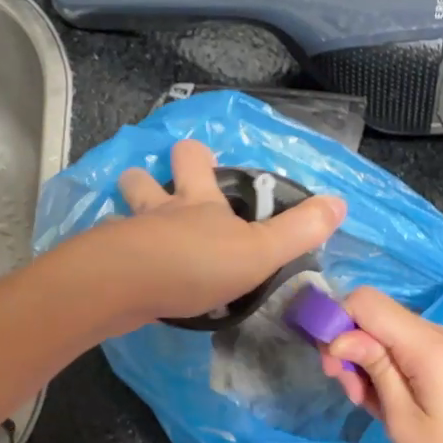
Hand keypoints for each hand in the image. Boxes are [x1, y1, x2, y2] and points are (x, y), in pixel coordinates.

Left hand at [67, 138, 346, 325]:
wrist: (128, 286)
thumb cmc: (197, 263)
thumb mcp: (260, 250)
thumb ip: (298, 231)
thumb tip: (340, 203)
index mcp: (196, 202)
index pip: (193, 161)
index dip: (195, 157)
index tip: (200, 158)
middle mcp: (158, 211)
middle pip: (141, 180)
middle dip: (144, 179)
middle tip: (152, 189)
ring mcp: (126, 235)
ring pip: (119, 215)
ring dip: (124, 217)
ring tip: (131, 231)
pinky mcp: (103, 265)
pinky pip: (106, 254)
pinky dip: (112, 258)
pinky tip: (120, 276)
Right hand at [320, 288, 442, 442]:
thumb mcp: (401, 422)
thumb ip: (373, 369)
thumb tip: (339, 336)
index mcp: (436, 348)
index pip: (368, 302)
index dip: (338, 323)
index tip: (330, 365)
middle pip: (383, 317)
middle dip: (355, 348)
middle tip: (351, 395)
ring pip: (399, 333)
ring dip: (375, 361)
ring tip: (374, 406)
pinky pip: (419, 348)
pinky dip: (398, 366)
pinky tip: (396, 401)